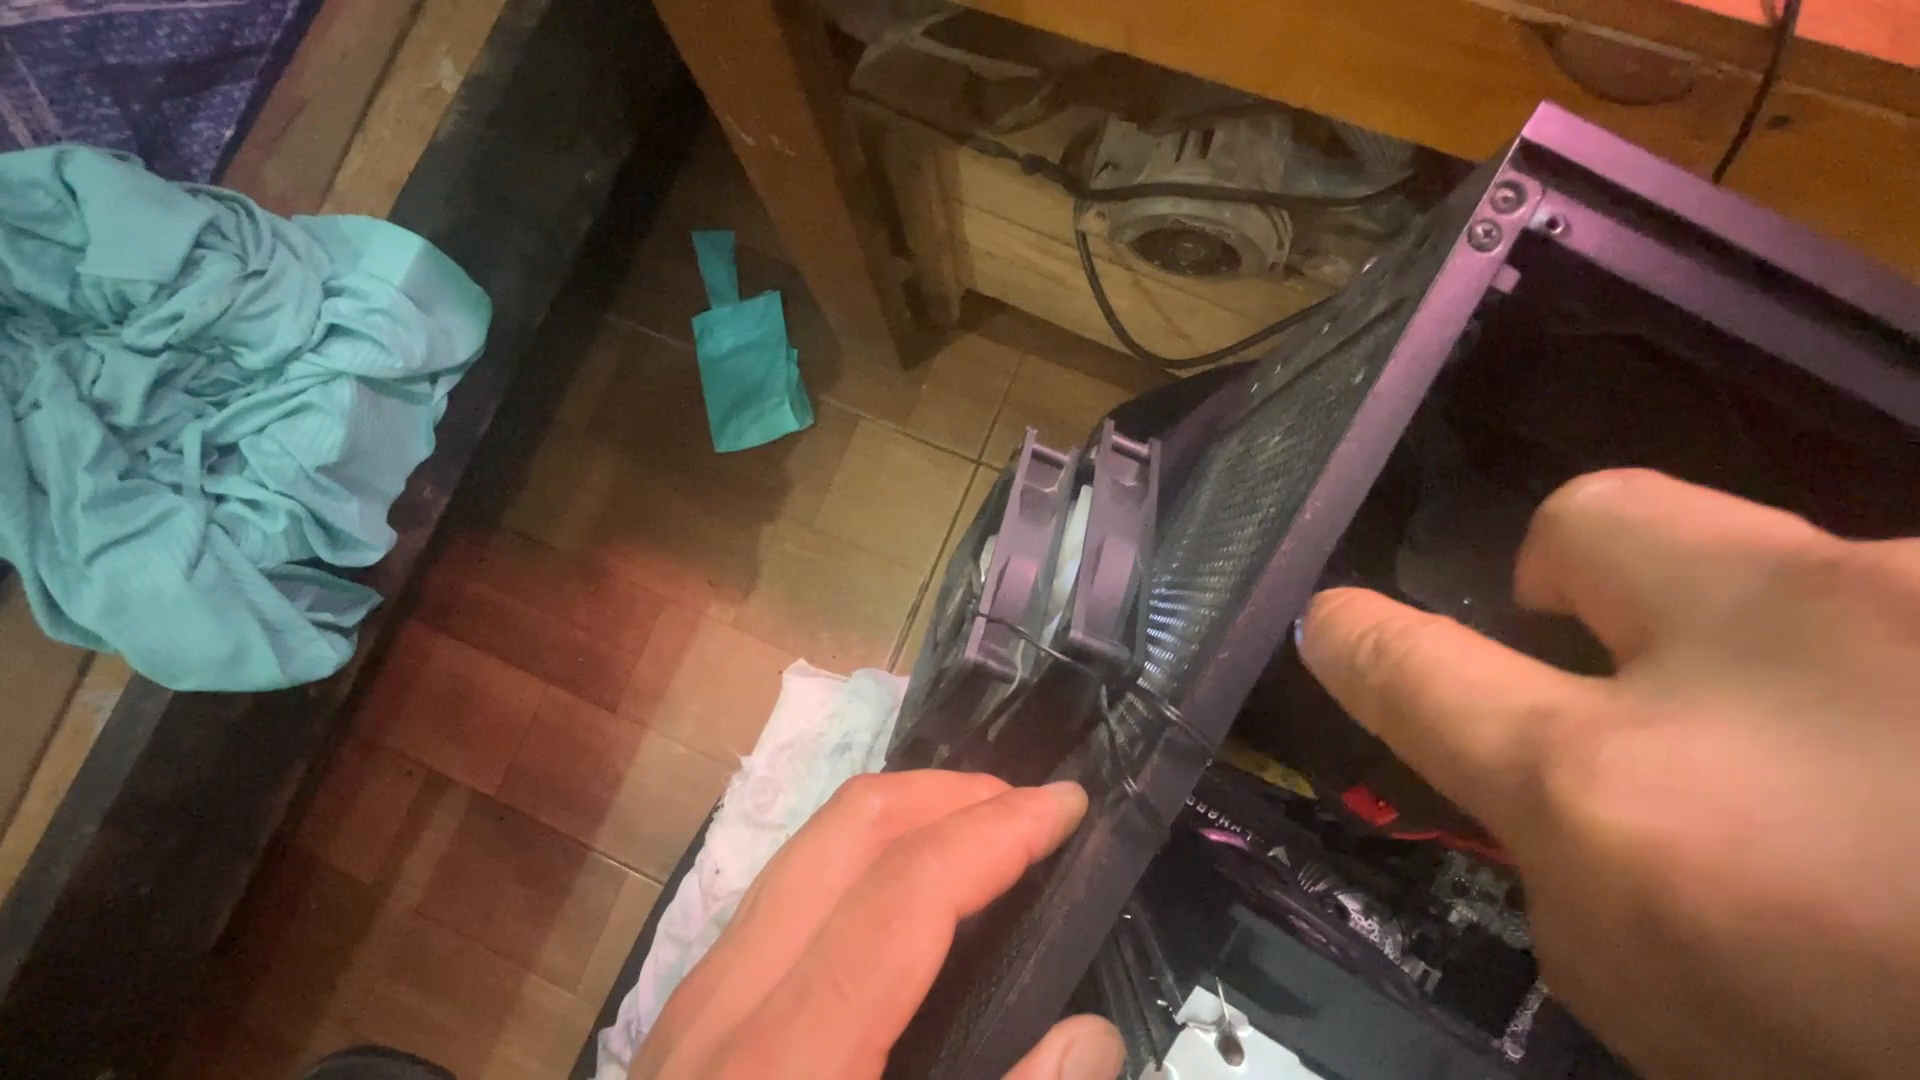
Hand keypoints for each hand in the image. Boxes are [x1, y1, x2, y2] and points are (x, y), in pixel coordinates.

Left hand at [629, 771, 1124, 1079]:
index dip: (998, 830)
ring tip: (980, 833)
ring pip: (812, 843)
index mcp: (785, 1058)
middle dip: (953, 793)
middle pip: (848, 827)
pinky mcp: (690, 1009)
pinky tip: (906, 894)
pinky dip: (863, 856)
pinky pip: (789, 885)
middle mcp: (726, 998)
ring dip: (907, 814)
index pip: (904, 891)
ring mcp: (697, 994)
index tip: (1069, 805)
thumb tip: (1091, 1033)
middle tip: (1030, 809)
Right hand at [1300, 468, 1919, 1079]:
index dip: (1361, 641)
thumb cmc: (1878, 1046)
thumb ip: (1583, 888)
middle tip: (1608, 640)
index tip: (1336, 620)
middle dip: (1568, 566)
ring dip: (1806, 656)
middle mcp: (1780, 652)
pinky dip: (1913, 681)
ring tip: (1888, 769)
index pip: (1420, 673)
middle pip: (1596, 518)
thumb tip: (1559, 806)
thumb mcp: (1681, 1015)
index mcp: (1635, 791)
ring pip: (1813, 576)